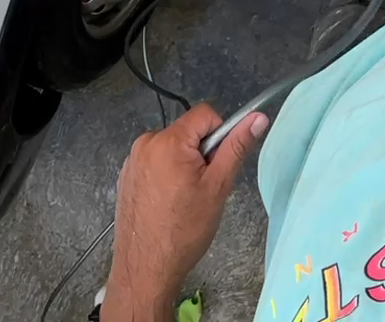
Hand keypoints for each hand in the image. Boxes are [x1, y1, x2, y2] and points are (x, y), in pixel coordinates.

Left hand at [103, 104, 267, 320]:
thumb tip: (258, 118)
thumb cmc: (185, 230)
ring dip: (183, 163)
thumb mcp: (218, 187)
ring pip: (172, 147)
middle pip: (187, 131)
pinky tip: (166, 203)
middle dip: (200, 153)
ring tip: (183, 199)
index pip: (205, 114)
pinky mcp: (126, 176)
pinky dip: (165, 174)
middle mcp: (146, 142)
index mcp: (169, 140)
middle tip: (201, 188)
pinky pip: (155, 161)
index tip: (216, 165)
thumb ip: (237, 147)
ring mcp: (132, 159)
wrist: (145, 271)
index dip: (219, 135)